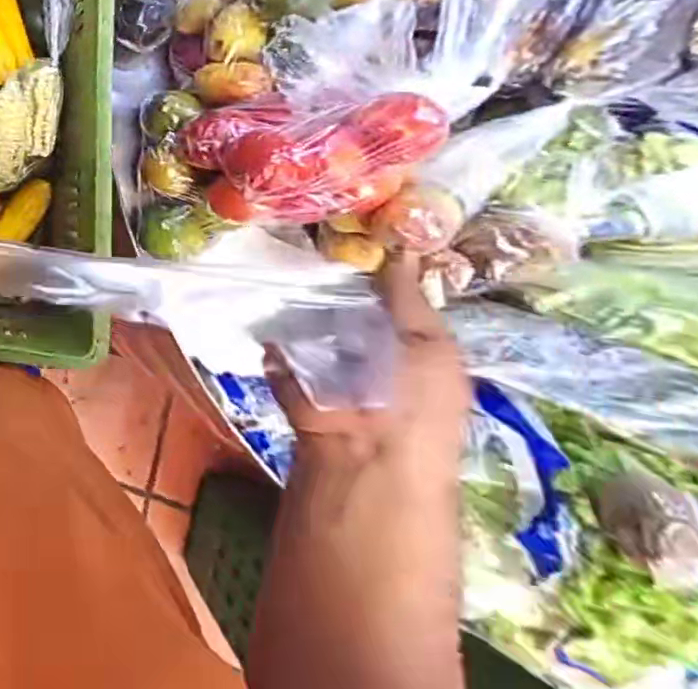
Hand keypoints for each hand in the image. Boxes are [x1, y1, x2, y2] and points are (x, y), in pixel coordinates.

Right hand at [267, 253, 469, 470]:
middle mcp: (370, 361)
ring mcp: (329, 376)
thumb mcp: (430, 344)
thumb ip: (410, 298)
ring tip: (278, 283)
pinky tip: (268, 329)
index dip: (370, 276)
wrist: (371, 453)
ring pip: (307, 334)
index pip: (387, 304)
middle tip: (304, 256)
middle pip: (342, 314)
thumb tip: (402, 247)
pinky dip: (273, 349)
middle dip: (325, 290)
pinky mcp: (294, 387)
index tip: (346, 243)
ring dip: (295, 316)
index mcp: (409, 350)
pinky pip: (279, 359)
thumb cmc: (417, 399)